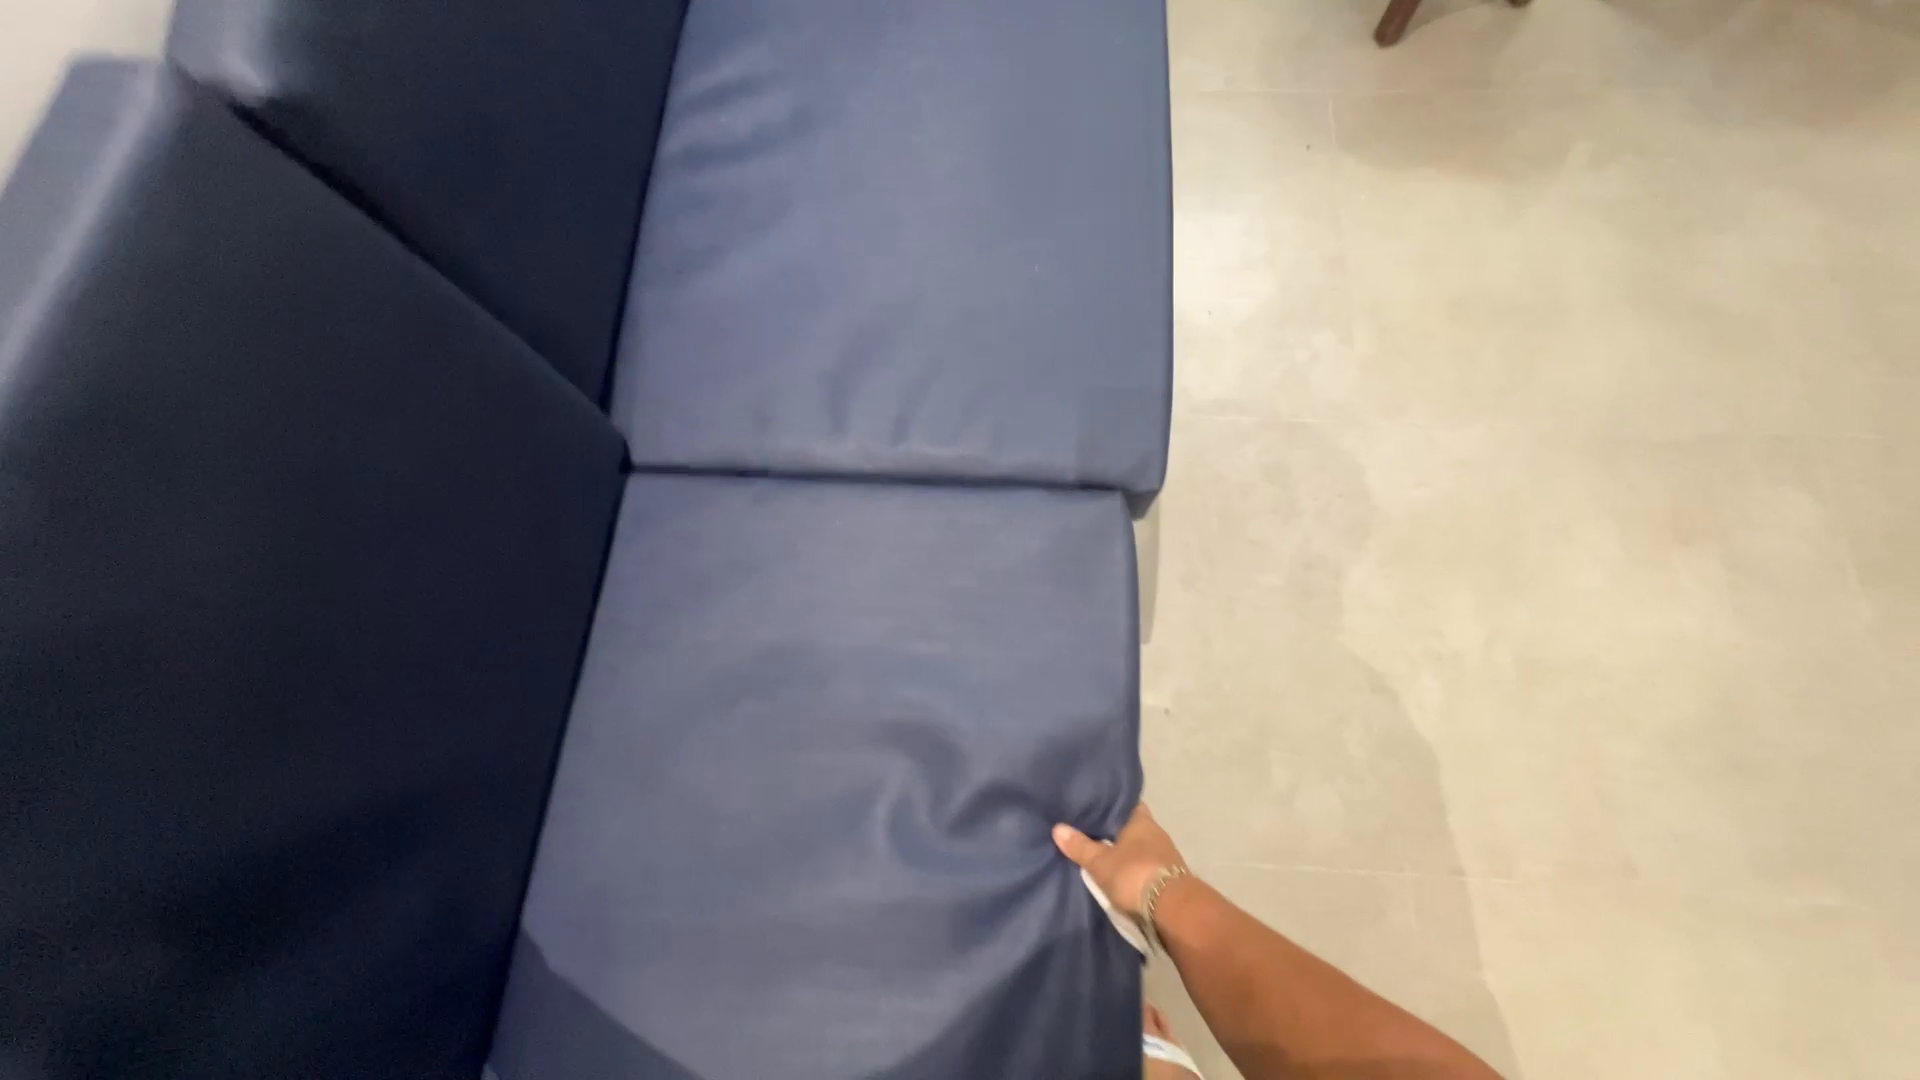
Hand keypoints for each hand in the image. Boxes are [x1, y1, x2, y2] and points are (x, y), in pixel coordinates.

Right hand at [1052, 803, 1187, 919]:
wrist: (1173, 910)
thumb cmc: (1134, 874)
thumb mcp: (1100, 862)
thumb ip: (1080, 846)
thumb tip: (1057, 828)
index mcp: (1141, 821)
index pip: (1127, 805)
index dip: (1113, 806)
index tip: (1096, 809)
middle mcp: (1157, 833)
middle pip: (1135, 827)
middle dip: (1119, 832)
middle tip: (1095, 834)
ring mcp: (1167, 856)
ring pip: (1143, 848)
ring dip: (1130, 853)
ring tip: (1107, 856)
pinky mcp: (1172, 878)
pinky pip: (1150, 867)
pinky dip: (1138, 870)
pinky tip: (1125, 876)